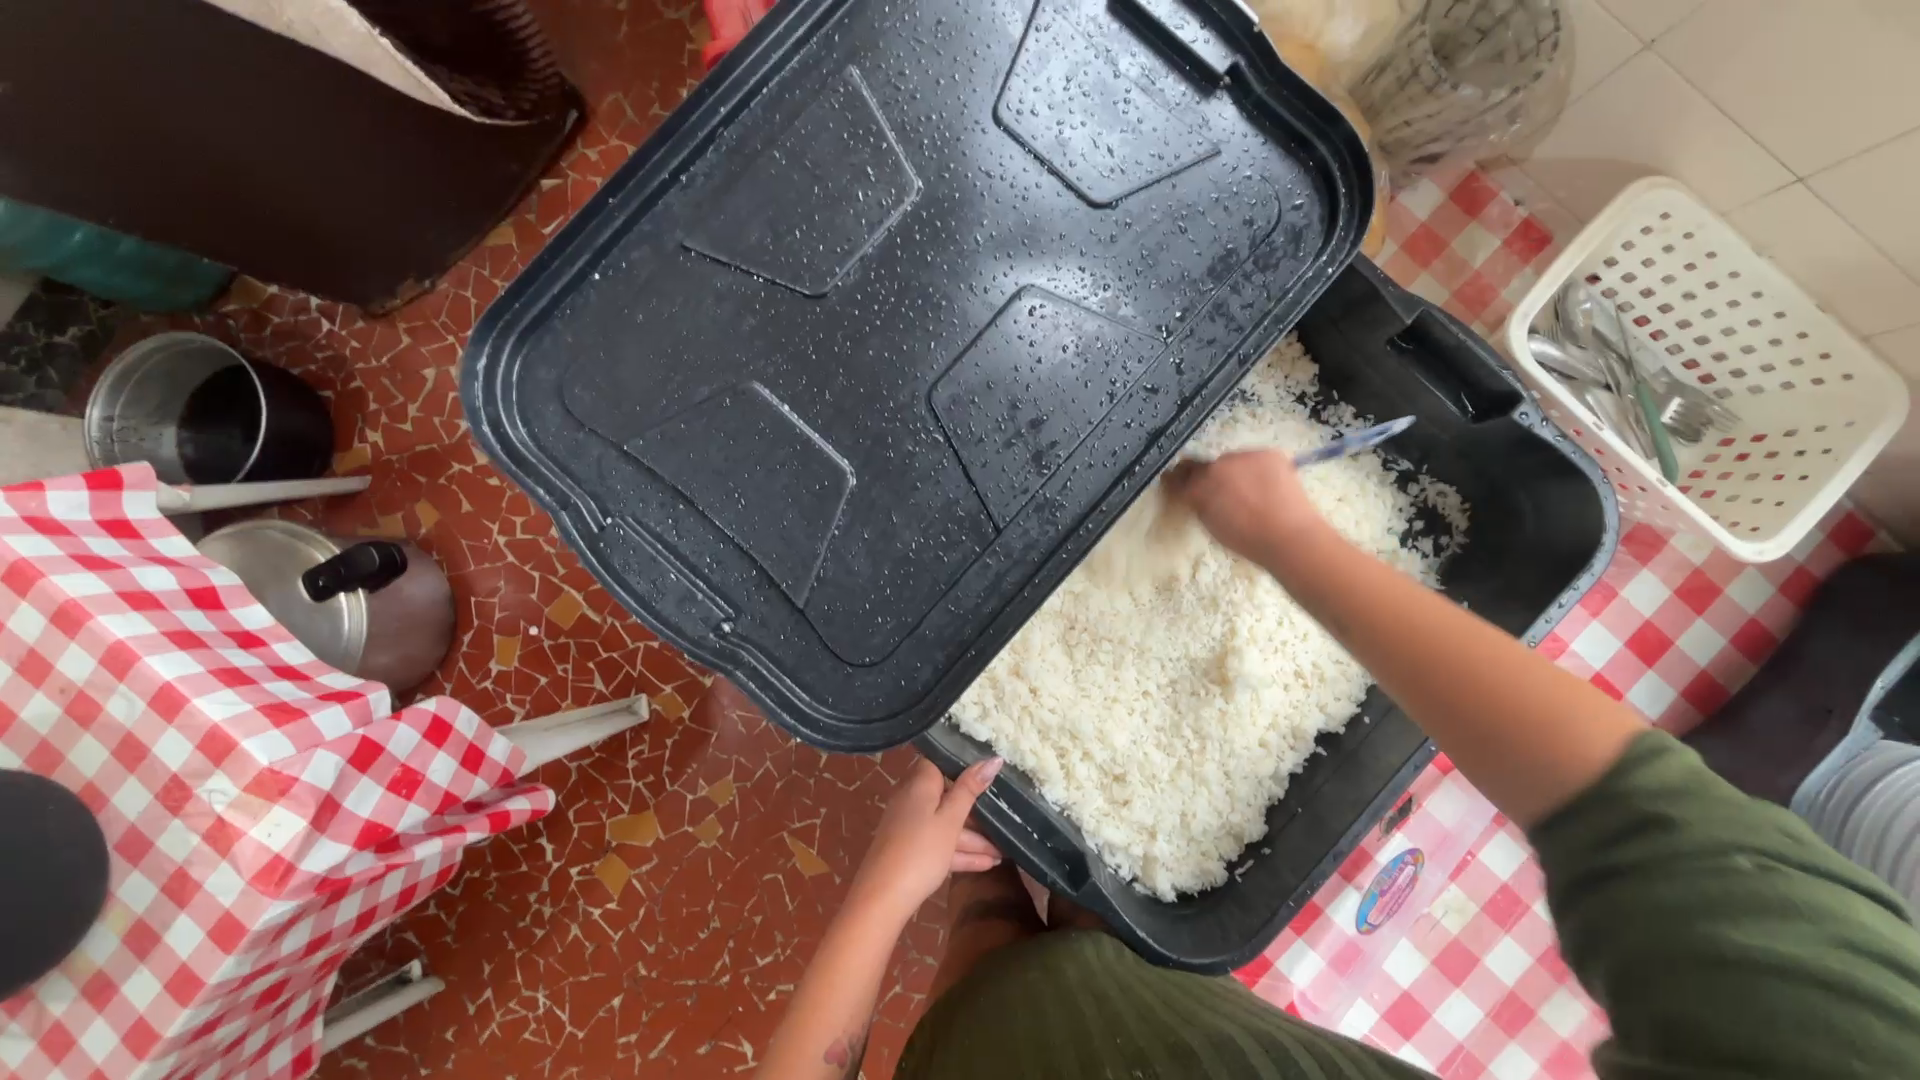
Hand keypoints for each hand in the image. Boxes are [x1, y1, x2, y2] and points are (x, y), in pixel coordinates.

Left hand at [848, 757, 1003, 922]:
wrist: (882, 898)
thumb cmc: (920, 851)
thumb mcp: (950, 820)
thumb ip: (970, 789)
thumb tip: (993, 758)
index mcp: (919, 784)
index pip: (940, 762)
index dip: (963, 764)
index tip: (989, 771)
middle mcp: (911, 799)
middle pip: (947, 796)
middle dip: (976, 810)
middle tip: (1005, 815)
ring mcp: (910, 825)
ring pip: (945, 824)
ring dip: (973, 838)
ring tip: (1004, 852)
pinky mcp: (910, 848)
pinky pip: (939, 842)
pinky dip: (960, 852)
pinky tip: (987, 864)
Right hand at [1164, 450, 1324, 561]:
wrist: (1289, 536)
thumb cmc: (1248, 540)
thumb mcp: (1212, 525)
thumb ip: (1200, 504)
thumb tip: (1198, 495)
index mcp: (1197, 488)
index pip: (1178, 477)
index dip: (1179, 480)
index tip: (1183, 484)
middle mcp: (1215, 467)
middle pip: (1208, 467)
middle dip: (1213, 478)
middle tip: (1228, 494)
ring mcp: (1243, 457)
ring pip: (1234, 461)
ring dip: (1237, 472)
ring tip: (1254, 492)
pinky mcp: (1267, 453)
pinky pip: (1257, 459)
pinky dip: (1260, 469)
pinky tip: (1269, 486)